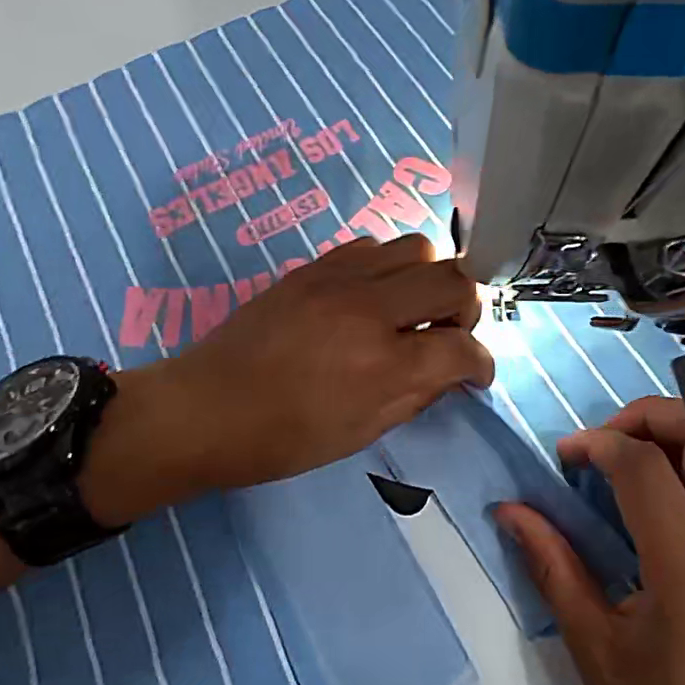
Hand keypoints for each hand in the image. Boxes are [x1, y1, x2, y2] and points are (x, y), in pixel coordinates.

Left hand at [85, 234, 493, 522]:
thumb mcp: (362, 432)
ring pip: (418, 246)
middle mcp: (368, 310)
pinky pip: (372, 245)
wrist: (203, 408)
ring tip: (410, 309)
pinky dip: (388, 267)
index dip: (481, 364)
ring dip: (429, 278)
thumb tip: (451, 370)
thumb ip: (418, 395)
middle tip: (448, 334)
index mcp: (383, 365)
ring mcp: (339, 279)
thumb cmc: (283, 439)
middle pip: (454, 279)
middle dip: (466, 309)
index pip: (463, 348)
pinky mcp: (313, 266)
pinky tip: (371, 296)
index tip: (475, 374)